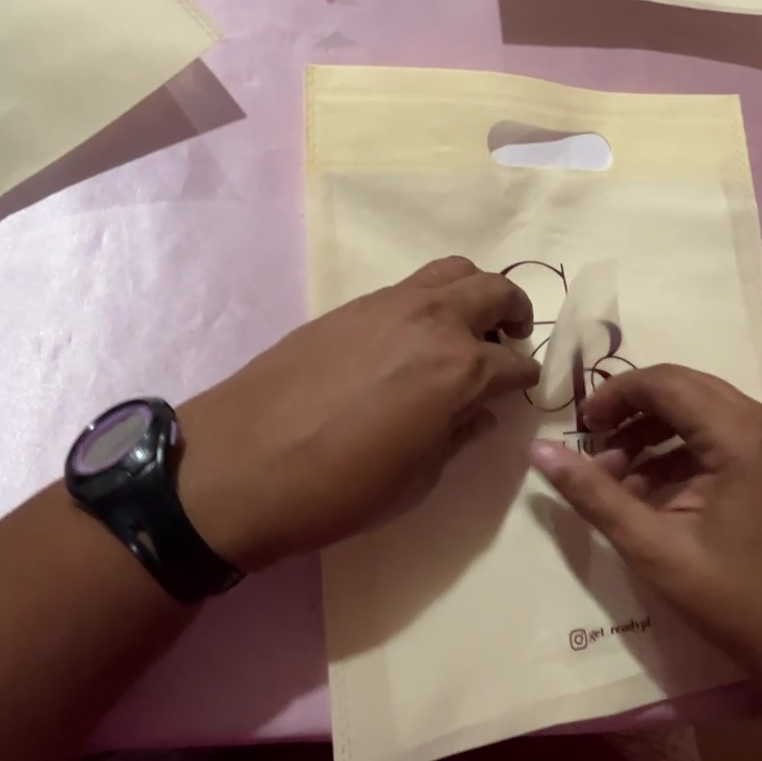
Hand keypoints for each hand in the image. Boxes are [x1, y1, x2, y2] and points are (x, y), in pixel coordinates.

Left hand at [175, 257, 537, 571]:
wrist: (237, 465)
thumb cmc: (337, 488)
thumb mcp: (416, 479)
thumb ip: (457, 435)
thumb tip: (479, 412)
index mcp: (458, 368)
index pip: (512, 362)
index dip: (524, 376)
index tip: (524, 386)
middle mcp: (431, 321)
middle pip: (492, 291)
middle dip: (513, 312)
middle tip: (509, 339)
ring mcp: (387, 305)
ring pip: (450, 272)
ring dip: (472, 294)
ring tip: (465, 328)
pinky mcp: (349, 305)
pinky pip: (408, 287)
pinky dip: (429, 301)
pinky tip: (411, 339)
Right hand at [528, 365, 761, 673]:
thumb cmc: (734, 600)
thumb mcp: (654, 547)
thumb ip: (594, 494)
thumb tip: (538, 452)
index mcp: (743, 435)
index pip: (666, 383)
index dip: (615, 395)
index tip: (579, 425)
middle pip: (682, 387)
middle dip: (630, 410)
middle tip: (591, 444)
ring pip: (697, 406)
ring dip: (650, 430)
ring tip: (612, 473)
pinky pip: (714, 431)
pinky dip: (675, 448)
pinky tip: (645, 487)